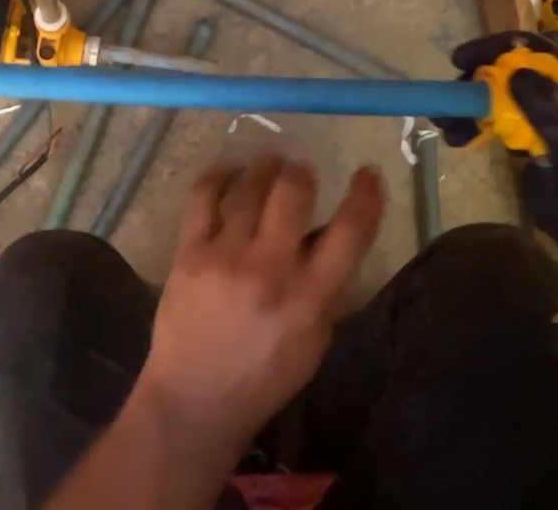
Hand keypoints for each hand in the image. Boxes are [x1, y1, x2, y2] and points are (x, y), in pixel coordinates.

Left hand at [135, 156, 384, 448]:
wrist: (195, 397)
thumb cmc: (264, 376)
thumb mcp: (313, 340)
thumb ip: (323, 288)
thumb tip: (324, 235)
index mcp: (310, 299)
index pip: (350, 232)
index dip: (365, 195)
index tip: (367, 173)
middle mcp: (270, 269)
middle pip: (293, 194)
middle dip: (301, 173)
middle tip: (301, 170)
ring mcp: (226, 257)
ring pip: (249, 189)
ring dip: (264, 167)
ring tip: (270, 161)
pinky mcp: (190, 252)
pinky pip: (203, 198)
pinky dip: (218, 176)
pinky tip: (229, 169)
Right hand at [438, 32, 557, 335]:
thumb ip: (555, 115)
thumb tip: (517, 70)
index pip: (543, 51)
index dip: (502, 47)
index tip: (463, 60)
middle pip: (512, 69)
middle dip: (477, 78)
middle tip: (450, 98)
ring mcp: (544, 124)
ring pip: (497, 95)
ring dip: (467, 103)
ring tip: (447, 126)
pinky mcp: (527, 147)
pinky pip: (493, 121)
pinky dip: (470, 123)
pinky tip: (456, 137)